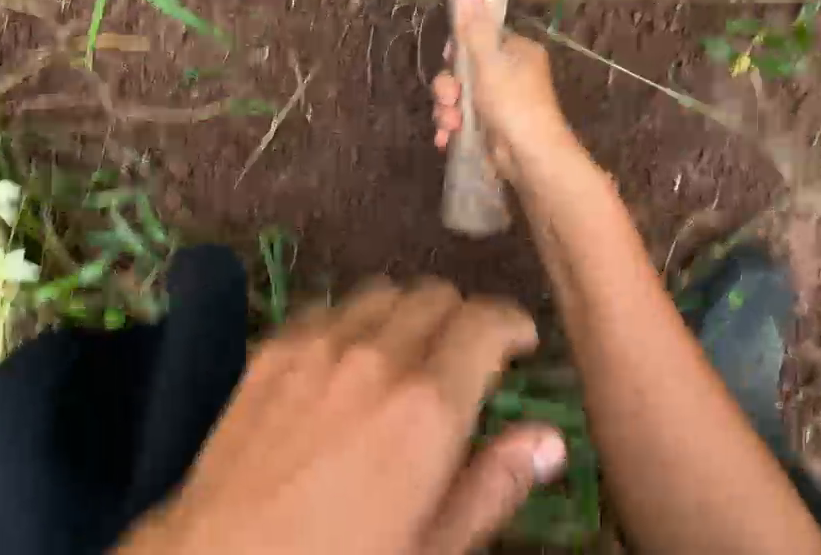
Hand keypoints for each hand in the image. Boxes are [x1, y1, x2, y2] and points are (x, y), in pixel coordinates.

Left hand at [117, 280, 564, 554]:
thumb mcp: (432, 547)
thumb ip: (493, 485)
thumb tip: (547, 439)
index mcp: (427, 406)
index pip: (483, 323)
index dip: (511, 323)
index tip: (520, 340)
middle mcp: (375, 356)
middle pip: (434, 295)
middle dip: (462, 316)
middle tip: (467, 355)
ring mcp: (318, 343)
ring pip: (382, 291)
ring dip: (408, 311)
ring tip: (411, 351)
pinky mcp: (274, 345)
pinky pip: (329, 306)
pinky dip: (354, 318)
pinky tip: (350, 356)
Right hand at [431, 0, 578, 181]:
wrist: (531, 157)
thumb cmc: (513, 103)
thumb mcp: (488, 62)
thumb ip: (473, 28)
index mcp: (517, 52)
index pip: (480, 38)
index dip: (458, 50)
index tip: (449, 60)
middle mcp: (510, 73)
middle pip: (464, 69)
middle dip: (449, 88)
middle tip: (448, 100)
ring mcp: (500, 101)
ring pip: (459, 96)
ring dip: (447, 110)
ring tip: (449, 125)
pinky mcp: (491, 125)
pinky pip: (463, 117)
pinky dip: (452, 126)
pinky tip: (446, 138)